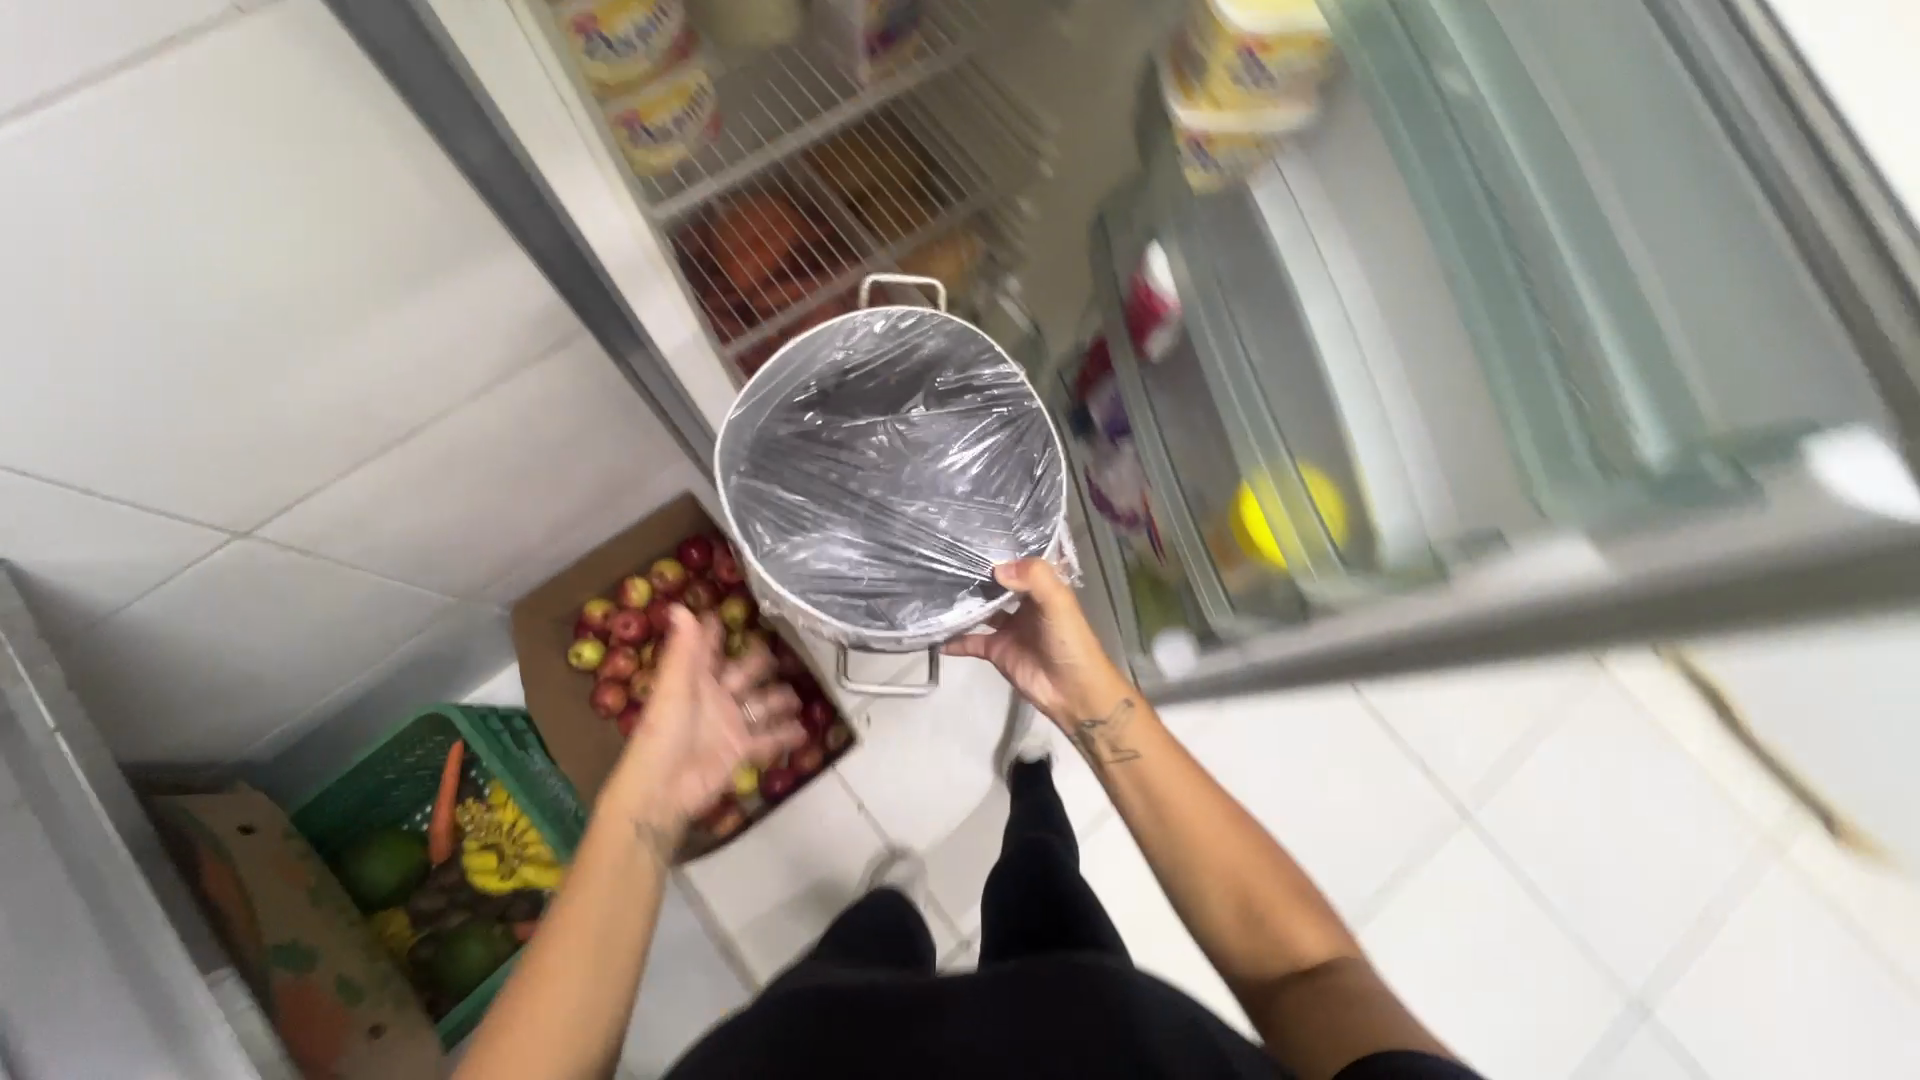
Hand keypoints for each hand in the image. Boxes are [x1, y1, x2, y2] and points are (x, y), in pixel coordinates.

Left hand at [604, 606, 805, 839]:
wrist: (662, 790)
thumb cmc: (664, 734)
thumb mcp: (674, 688)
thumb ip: (685, 650)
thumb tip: (680, 606)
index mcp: (696, 680)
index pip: (708, 650)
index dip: (714, 633)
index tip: (724, 613)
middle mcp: (716, 698)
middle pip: (744, 674)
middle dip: (760, 663)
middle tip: (788, 648)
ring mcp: (730, 724)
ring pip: (761, 705)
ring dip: (780, 699)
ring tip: (800, 695)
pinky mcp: (741, 750)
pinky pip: (768, 738)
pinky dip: (785, 735)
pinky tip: (805, 730)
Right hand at [942, 559, 1130, 728]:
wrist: (1073, 691)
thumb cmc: (1070, 641)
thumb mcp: (1059, 602)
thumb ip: (1035, 578)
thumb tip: (997, 568)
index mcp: (1043, 590)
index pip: (1019, 566)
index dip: (1001, 555)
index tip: (972, 541)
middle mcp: (1024, 606)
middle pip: (996, 588)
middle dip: (976, 578)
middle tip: (944, 562)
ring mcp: (1009, 629)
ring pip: (981, 612)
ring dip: (963, 606)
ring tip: (934, 592)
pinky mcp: (997, 651)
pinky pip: (971, 642)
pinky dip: (954, 640)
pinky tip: (936, 635)